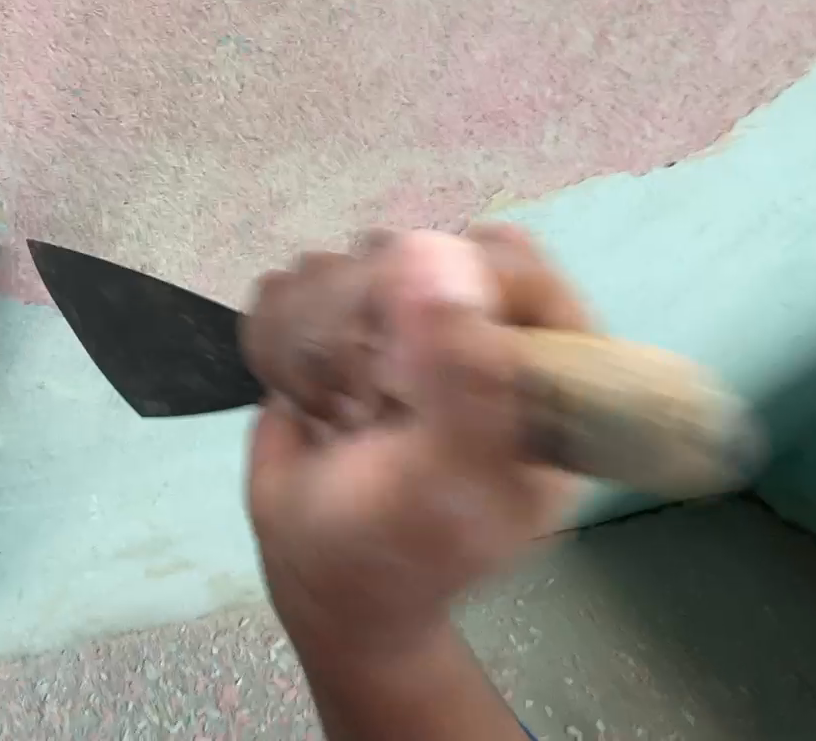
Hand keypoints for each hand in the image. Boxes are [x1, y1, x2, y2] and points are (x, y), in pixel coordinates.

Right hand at [241, 226, 586, 664]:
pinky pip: (286, 289)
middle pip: (404, 251)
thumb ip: (460, 373)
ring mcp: (390, 322)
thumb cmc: (394, 546)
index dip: (448, 293)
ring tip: (335, 411)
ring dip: (313, 345)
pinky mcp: (325, 325)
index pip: (506, 262)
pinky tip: (300, 397)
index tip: (405, 356)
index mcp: (537, 364)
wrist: (312, 569)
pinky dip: (278, 344)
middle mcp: (466, 329)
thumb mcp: (445, 481)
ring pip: (333, 266)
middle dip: (364, 333)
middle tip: (369, 406)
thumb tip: (434, 246)